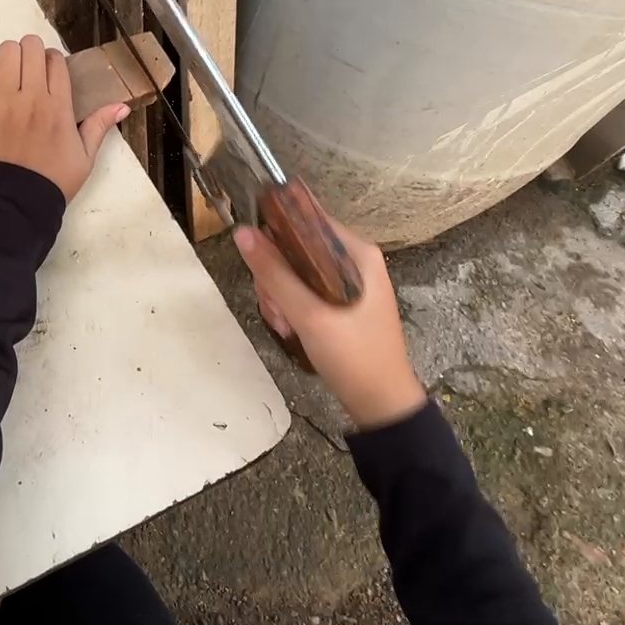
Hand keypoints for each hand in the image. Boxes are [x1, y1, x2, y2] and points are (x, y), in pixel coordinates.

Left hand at [0, 35, 128, 201]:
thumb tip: (122, 106)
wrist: (10, 207)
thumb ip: (99, 127)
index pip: (56, 61)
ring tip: (4, 76)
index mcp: (59, 107)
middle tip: (25, 70)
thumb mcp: (83, 160)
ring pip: (4, 53)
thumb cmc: (49, 184)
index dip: (51, 61)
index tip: (47, 73)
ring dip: (5, 59)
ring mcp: (1, 101)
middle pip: (30, 48)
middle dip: (29, 53)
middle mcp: (31, 97)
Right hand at [234, 221, 427, 429]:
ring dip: (278, 295)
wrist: (381, 404)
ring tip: (283, 323)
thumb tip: (242, 232)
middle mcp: (352, 260)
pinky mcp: (338, 302)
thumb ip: (274, 272)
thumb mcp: (309, 313)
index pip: (305, 220)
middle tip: (275, 307)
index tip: (261, 265)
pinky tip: (288, 328)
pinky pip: (303, 289)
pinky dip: (289, 306)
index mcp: (356, 252)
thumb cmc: (353, 355)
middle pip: (295, 247)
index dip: (276, 236)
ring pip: (294, 270)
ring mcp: (346, 282)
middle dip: (275, 276)